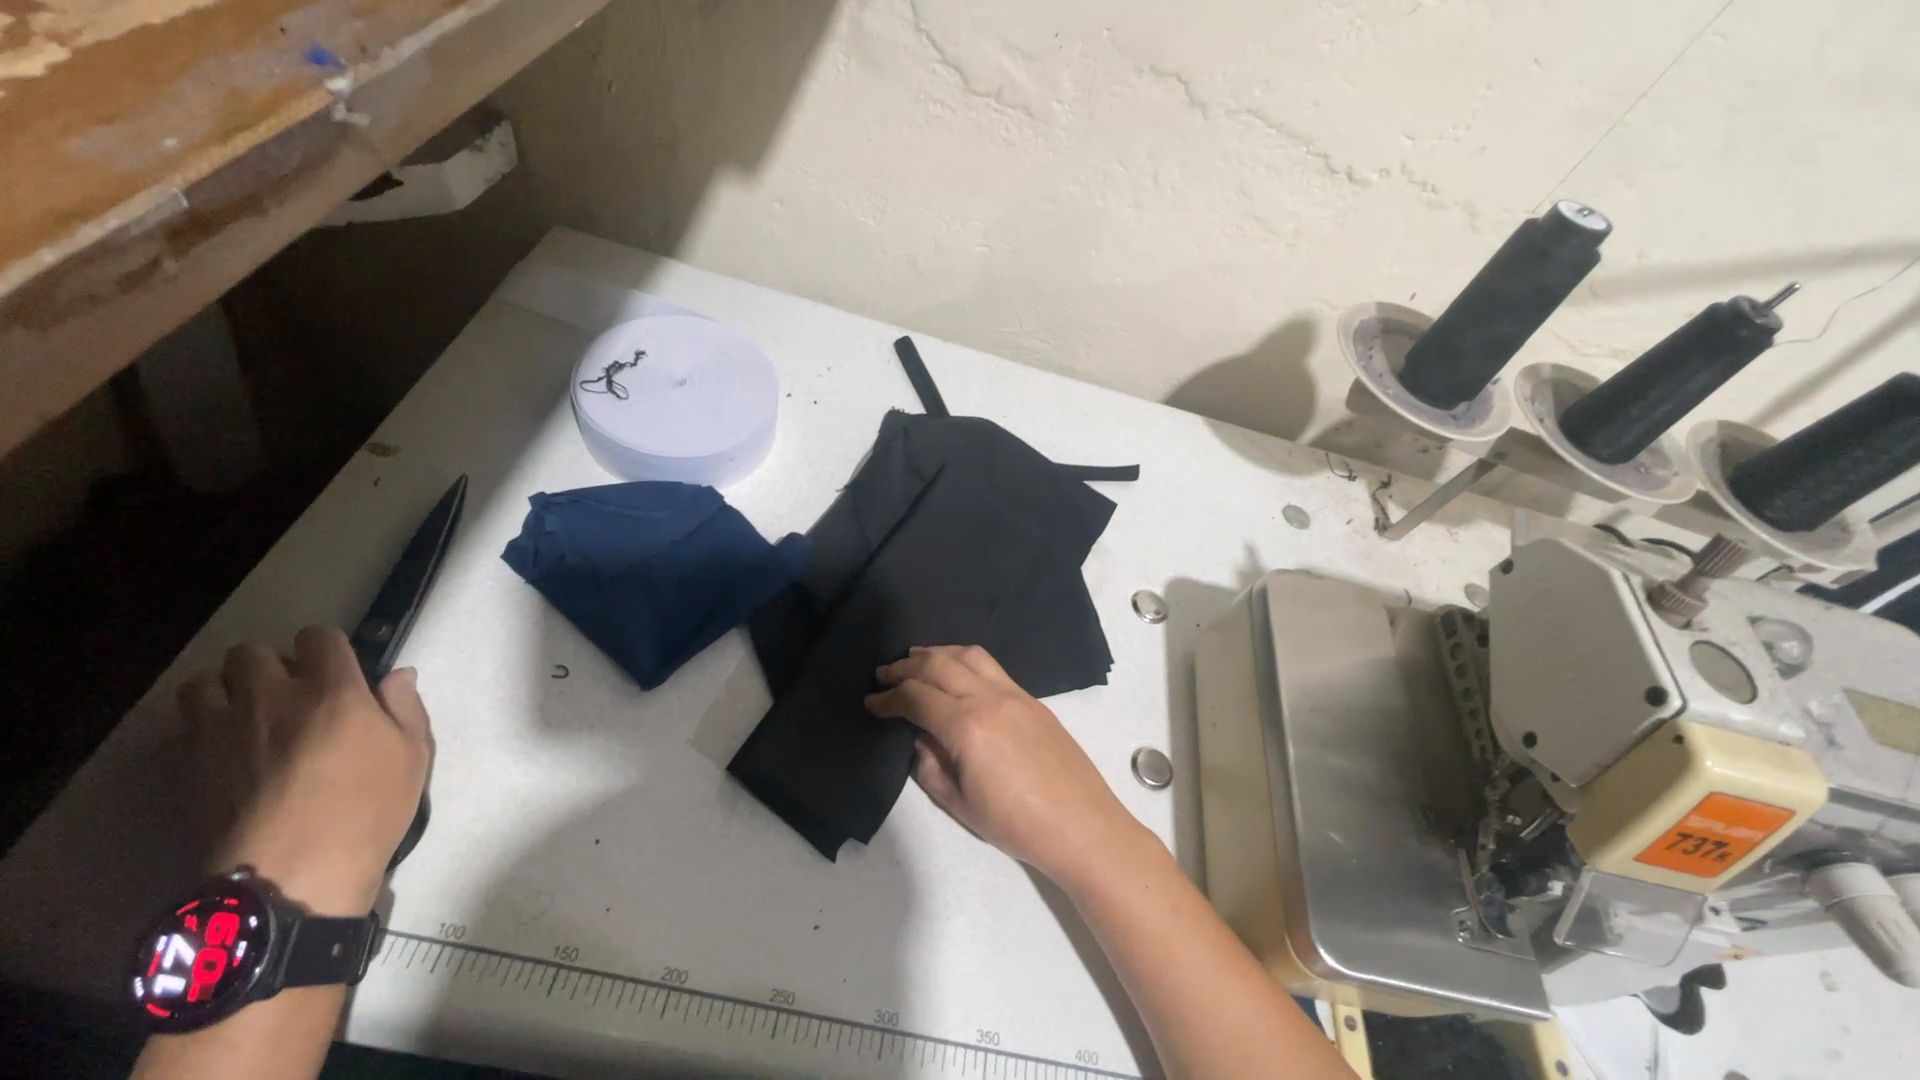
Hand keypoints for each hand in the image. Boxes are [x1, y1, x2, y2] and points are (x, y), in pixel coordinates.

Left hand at [179, 626, 430, 914]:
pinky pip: (189, 723)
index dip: (327, 649)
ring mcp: (225, 729)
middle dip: (269, 665)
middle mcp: (273, 697)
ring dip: (226, 690)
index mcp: (332, 691)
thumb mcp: (412, 758)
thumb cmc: (368, 811)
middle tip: (289, 694)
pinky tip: (228, 749)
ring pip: (206, 682)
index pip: (318, 637)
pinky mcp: (193, 763)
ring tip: (246, 716)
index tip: (338, 671)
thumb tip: (398, 675)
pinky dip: (205, 725)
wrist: (292, 874)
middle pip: (251, 653)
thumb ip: (405, 708)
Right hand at [865, 645, 1149, 887]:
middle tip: (884, 674)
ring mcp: (1015, 695)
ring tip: (915, 660)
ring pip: (969, 655)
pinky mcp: (1033, 700)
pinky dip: (964, 659)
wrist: (1082, 826)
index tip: (871, 702)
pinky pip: (991, 666)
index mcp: (967, 726)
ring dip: (937, 653)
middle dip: (906, 666)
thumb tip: (919, 738)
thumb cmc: (1016, 825)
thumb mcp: (959, 804)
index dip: (888, 698)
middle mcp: (990, 699)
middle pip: (939, 664)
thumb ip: (929, 765)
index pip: (917, 697)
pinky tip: (956, 672)